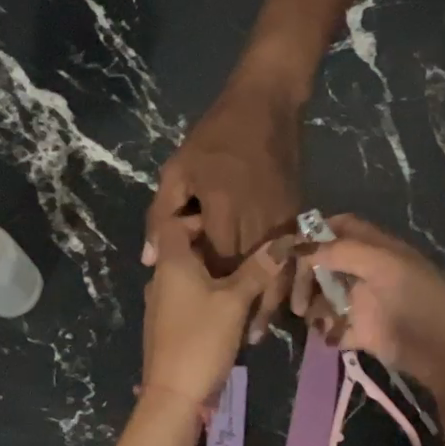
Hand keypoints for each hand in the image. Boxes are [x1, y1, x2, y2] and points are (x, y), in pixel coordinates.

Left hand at [141, 208, 294, 416]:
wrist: (174, 396)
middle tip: (251, 251)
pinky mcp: (169, 326)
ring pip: (190, 277)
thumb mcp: (235, 301)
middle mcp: (161, 279)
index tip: (230, 223)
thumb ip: (258, 269)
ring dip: (217, 275)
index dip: (199, 218)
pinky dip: (210, 296)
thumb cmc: (201, 339)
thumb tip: (284, 240)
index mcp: (171, 264)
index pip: (174, 223)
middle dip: (217, 249)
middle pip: (186, 250)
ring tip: (250, 279)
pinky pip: (190, 299)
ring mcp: (162, 304)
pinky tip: (235, 308)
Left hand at [142, 77, 302, 341]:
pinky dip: (284, 282)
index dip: (205, 296)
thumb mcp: (176, 173)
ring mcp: (281, 224)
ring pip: (274, 276)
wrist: (268, 105)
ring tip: (254, 332)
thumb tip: (147, 258)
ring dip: (266, 304)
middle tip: (230, 340)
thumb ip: (161, 217)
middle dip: (240, 311)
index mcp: (223, 219)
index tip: (198, 322)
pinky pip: (291, 260)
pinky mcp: (297, 217)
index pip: (212, 270)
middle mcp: (256, 227)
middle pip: (246, 279)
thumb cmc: (214, 138)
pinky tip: (278, 299)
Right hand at [293, 215, 444, 394]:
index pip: (339, 228)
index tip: (289, 251)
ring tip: (315, 320)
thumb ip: (341, 251)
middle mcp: (367, 271)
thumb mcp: (383, 265)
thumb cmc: (420, 301)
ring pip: (325, 297)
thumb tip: (299, 247)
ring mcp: (365, 302)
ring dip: (315, 306)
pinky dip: (329, 331)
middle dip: (306, 277)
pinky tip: (333, 336)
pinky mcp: (365, 332)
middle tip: (295, 299)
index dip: (314, 233)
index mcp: (377, 248)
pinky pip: (335, 327)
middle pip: (325, 264)